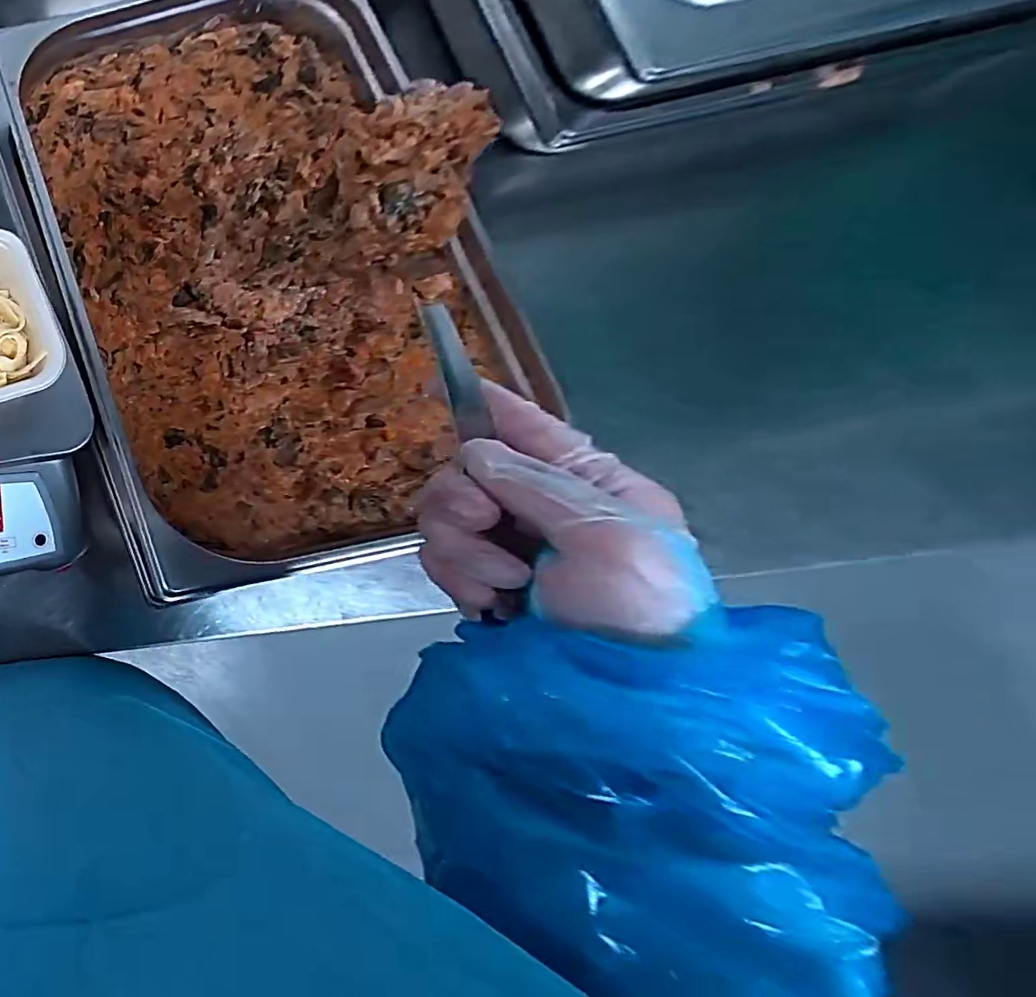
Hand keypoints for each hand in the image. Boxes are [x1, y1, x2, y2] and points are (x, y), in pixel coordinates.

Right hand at [415, 382, 716, 642]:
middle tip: (485, 524)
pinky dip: (455, 577)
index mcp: (586, 484)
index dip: (489, 405)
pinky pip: (437, 557)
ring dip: (462, 547)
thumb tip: (474, 453)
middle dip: (463, 497)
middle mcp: (536, 507)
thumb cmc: (640, 610)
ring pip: (440, 516)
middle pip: (463, 472)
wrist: (623, 697)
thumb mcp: (610, 537)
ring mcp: (503, 547)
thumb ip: (538, 486)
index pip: (530, 429)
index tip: (442, 380)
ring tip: (505, 584)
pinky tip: (490, 603)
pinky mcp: (477, 581)